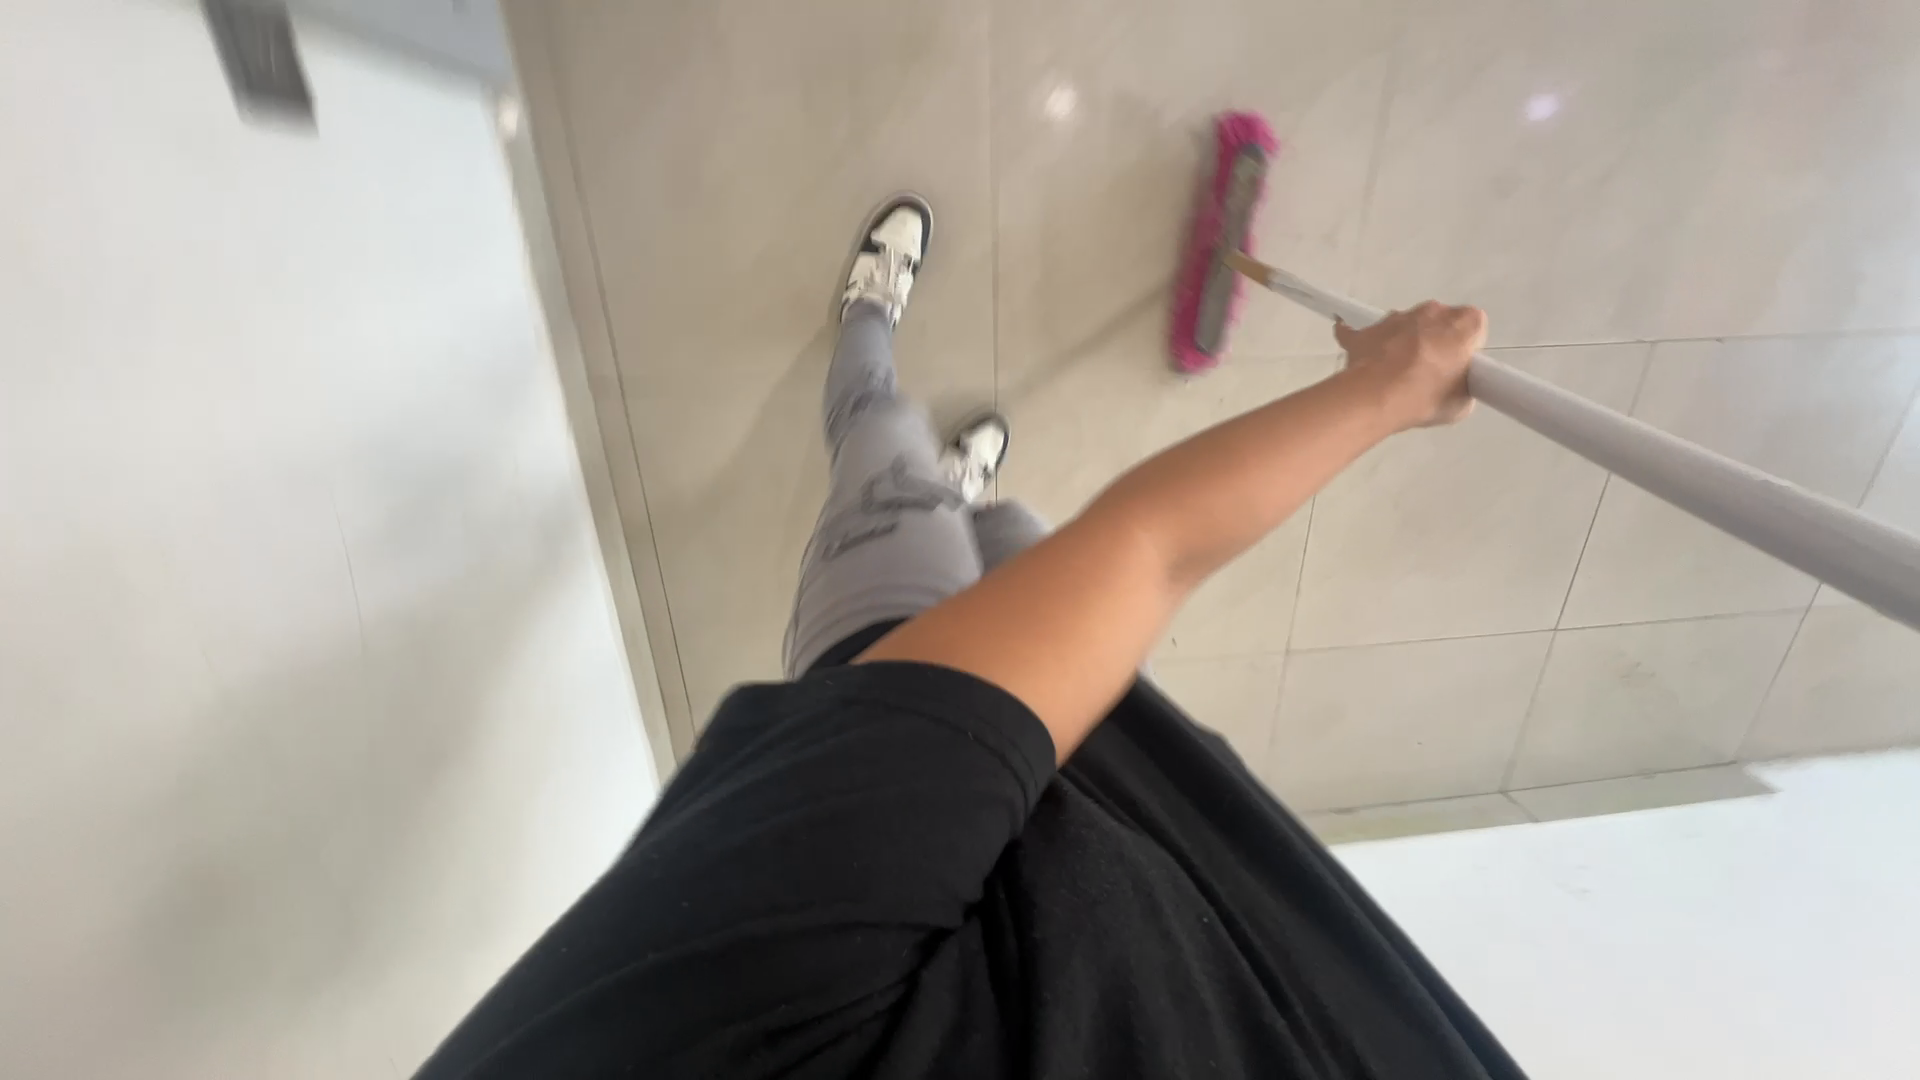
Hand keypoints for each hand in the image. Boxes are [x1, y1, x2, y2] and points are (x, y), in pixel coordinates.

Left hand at [1333, 301, 1486, 430]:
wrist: (1374, 399)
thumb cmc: (1425, 398)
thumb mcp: (1461, 402)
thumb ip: (1462, 386)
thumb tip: (1452, 389)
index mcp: (1465, 322)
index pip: (1472, 330)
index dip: (1462, 350)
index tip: (1453, 369)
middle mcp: (1431, 311)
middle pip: (1436, 324)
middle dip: (1431, 342)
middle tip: (1423, 373)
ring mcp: (1393, 318)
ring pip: (1401, 327)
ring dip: (1399, 343)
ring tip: (1391, 373)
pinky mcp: (1363, 332)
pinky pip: (1359, 332)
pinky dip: (1360, 342)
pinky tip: (1356, 351)